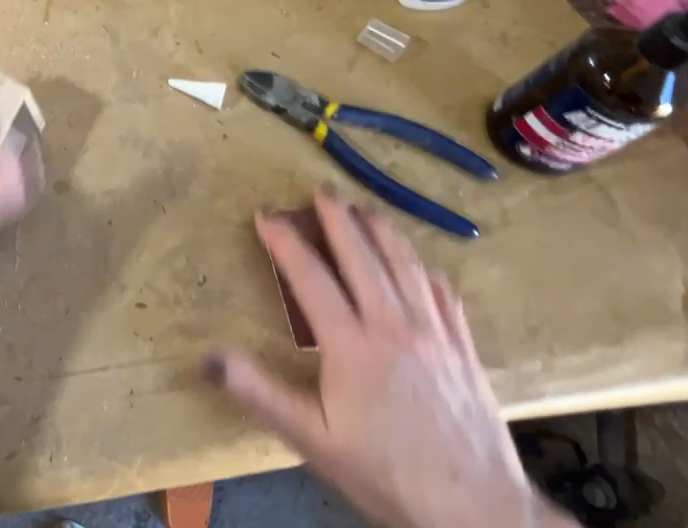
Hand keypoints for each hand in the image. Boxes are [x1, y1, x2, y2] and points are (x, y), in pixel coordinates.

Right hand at [205, 188, 567, 527]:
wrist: (479, 512)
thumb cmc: (387, 474)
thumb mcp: (313, 441)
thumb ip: (259, 392)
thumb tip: (207, 356)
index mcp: (351, 344)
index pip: (310, 275)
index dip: (285, 241)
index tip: (265, 215)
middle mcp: (394, 326)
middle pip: (362, 256)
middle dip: (337, 219)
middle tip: (321, 191)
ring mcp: (435, 335)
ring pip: (406, 265)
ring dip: (382, 231)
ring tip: (365, 209)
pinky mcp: (465, 351)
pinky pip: (442, 293)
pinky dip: (423, 267)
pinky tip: (418, 262)